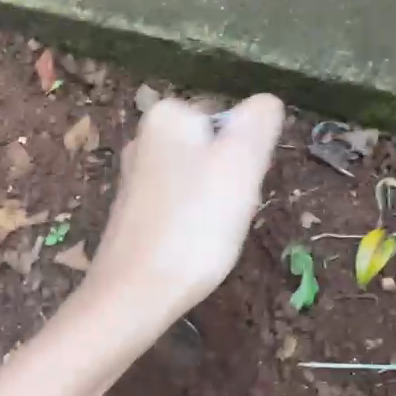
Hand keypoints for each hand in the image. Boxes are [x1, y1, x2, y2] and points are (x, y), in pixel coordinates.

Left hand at [84, 93, 283, 327]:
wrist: (136, 292)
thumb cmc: (195, 224)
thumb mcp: (242, 161)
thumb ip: (259, 121)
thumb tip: (263, 103)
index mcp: (165, 115)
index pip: (232, 120)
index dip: (245, 154)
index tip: (238, 184)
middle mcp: (142, 140)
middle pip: (216, 151)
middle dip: (230, 181)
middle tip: (225, 212)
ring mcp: (134, 179)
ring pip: (201, 182)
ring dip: (214, 207)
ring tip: (207, 233)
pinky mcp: (133, 214)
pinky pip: (181, 210)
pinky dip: (192, 226)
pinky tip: (189, 248)